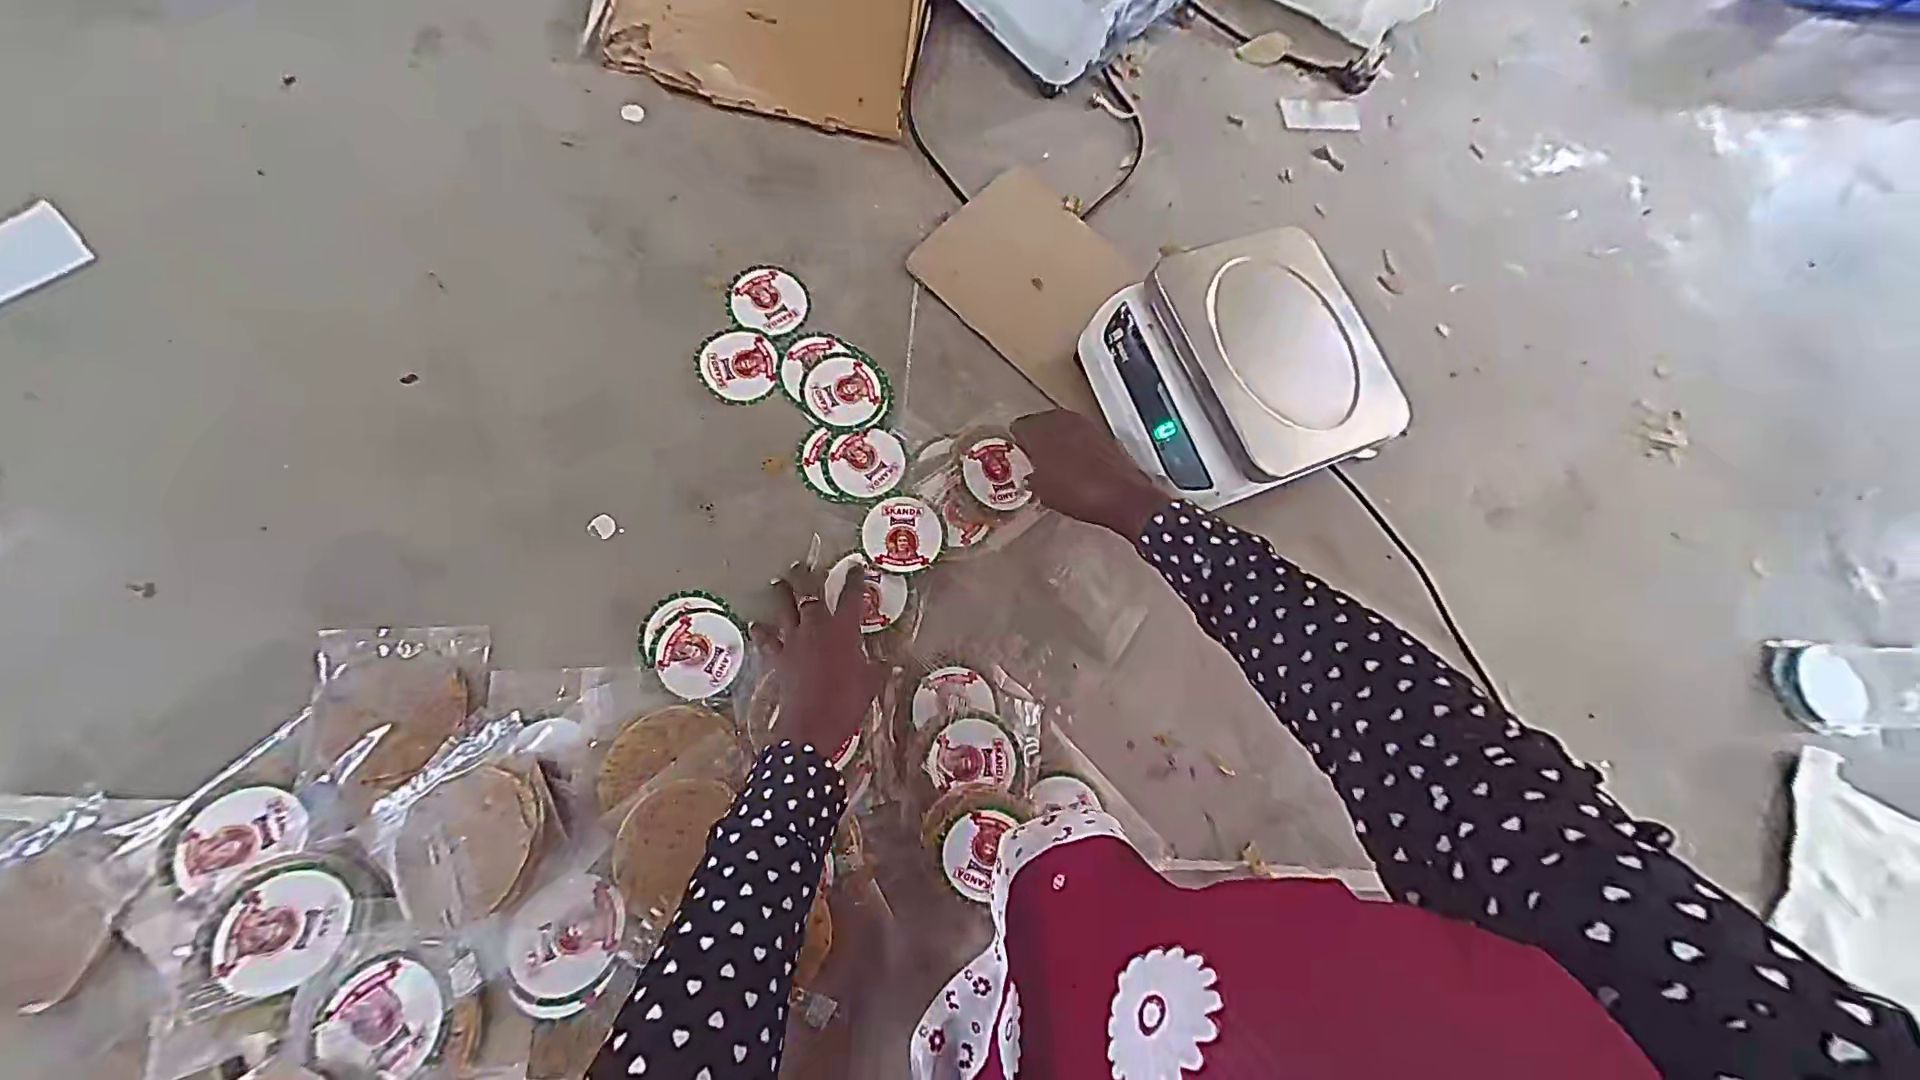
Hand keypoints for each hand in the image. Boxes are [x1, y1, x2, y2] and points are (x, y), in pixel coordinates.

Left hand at [749, 562, 884, 759]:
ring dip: (781, 595)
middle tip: (801, 565)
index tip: (856, 567)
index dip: (855, 580)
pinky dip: (761, 632)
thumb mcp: (871, 683)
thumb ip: (879, 667)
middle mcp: (817, 627)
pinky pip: (767, 640)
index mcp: (844, 629)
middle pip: (810, 595)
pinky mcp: (778, 658)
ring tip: (777, 583)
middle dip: (806, 578)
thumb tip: (892, 661)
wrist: (812, 726)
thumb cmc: (848, 701)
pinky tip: (756, 626)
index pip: (852, 597)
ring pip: (785, 610)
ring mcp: (794, 641)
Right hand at [1011, 409, 1168, 537]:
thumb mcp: (1042, 490)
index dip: (1014, 446)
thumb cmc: (1077, 492)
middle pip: (1039, 426)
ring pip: (1060, 431)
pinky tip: (1072, 470)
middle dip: (1034, 443)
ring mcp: (1086, 425)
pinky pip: (1078, 439)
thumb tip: (1029, 475)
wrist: (1123, 498)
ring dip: (1054, 446)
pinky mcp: (1102, 436)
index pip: (1018, 428)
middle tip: (1030, 466)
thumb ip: (1030, 476)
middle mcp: (1063, 419)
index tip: (1015, 461)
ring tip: (1051, 470)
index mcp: (1042, 427)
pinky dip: (1072, 450)